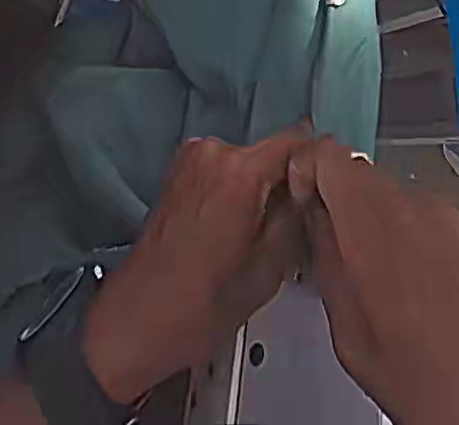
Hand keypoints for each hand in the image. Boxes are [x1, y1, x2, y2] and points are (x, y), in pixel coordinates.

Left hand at [80, 132, 307, 403]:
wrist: (136, 320)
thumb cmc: (199, 305)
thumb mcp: (269, 268)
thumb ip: (298, 215)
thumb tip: (315, 184)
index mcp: (240, 171)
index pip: (298, 138)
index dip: (316, 162)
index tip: (322, 188)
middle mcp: (214, 151)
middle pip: (272, 150)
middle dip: (285, 179)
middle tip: (287, 221)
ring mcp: (193, 156)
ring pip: (250, 159)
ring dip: (259, 184)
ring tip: (253, 229)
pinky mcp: (180, 167)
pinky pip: (225, 166)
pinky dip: (235, 186)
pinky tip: (230, 225)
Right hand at [290, 140, 458, 424]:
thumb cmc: (412, 368)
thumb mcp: (342, 316)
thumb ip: (324, 249)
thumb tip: (314, 216)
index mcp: (371, 222)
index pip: (330, 158)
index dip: (308, 168)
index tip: (302, 190)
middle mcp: (409, 205)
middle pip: (358, 169)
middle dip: (337, 192)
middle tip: (326, 228)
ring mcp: (438, 211)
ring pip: (386, 186)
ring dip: (369, 208)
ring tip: (367, 260)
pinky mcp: (458, 223)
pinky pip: (414, 205)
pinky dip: (399, 222)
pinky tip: (400, 267)